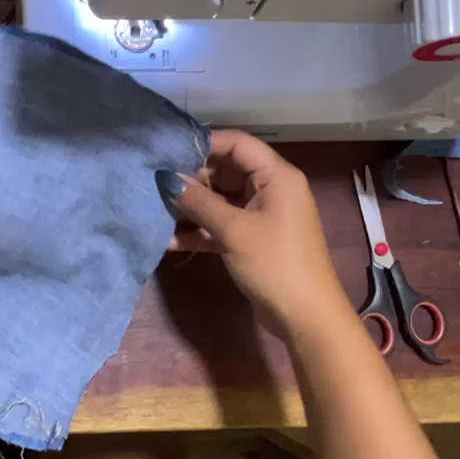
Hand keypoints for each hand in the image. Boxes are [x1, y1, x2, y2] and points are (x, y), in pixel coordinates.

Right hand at [163, 129, 347, 339]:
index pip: (237, 143)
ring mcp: (261, 216)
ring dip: (191, 206)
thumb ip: (199, 201)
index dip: (204, 142)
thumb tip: (167, 178)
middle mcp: (270, 189)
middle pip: (226, 170)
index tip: (168, 150)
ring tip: (155, 209)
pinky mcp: (252, 240)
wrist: (304, 316)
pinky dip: (199, 231)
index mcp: (276, 176)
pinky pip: (222, 226)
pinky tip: (168, 240)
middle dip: (192, 177)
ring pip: (221, 200)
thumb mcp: (233, 230)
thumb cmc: (274, 263)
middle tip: (156, 182)